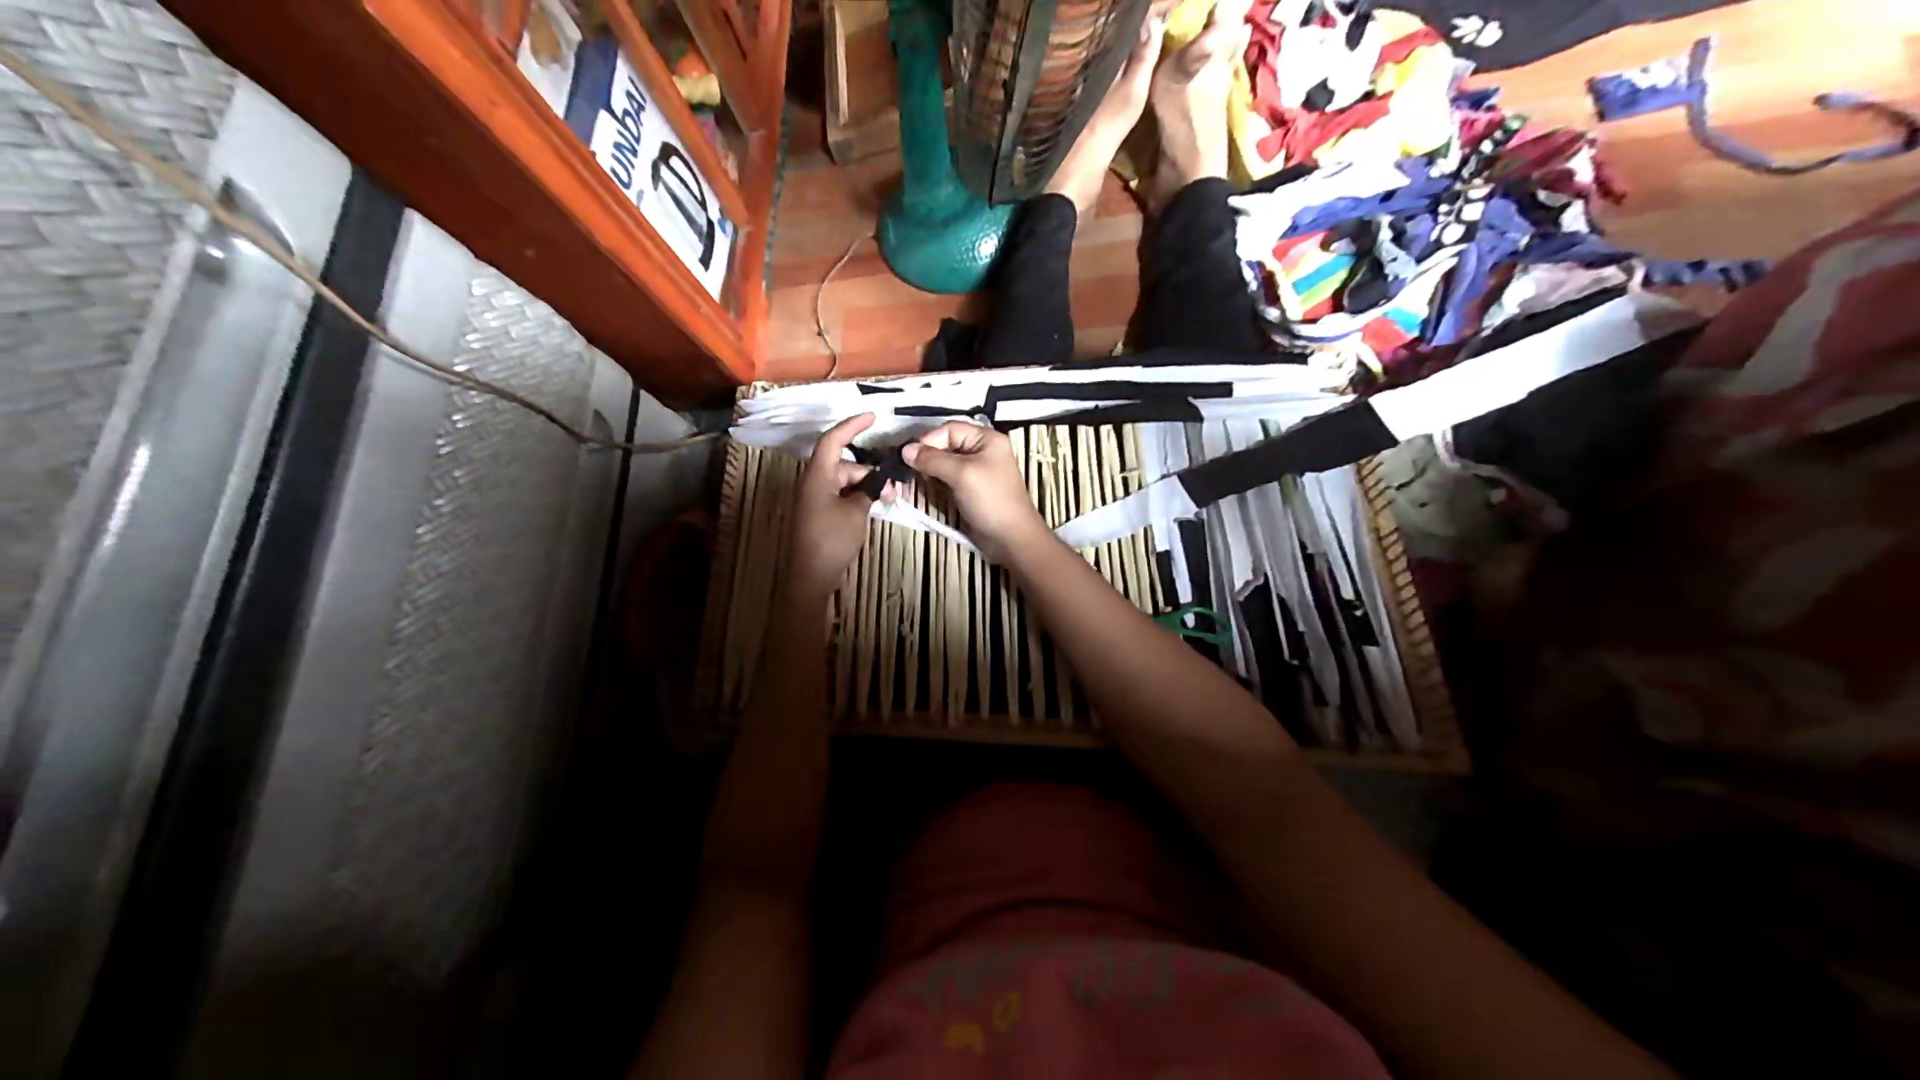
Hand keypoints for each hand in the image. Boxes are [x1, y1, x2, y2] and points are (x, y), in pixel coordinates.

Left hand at [789, 413, 895, 602]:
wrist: (811, 576)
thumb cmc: (831, 539)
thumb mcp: (857, 512)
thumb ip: (869, 490)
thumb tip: (879, 482)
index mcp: (817, 476)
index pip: (833, 440)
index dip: (852, 426)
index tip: (873, 417)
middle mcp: (813, 482)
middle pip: (844, 464)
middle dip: (870, 472)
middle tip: (893, 488)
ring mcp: (815, 499)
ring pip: (845, 481)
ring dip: (866, 486)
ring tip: (887, 500)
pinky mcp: (819, 513)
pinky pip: (841, 495)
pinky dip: (858, 497)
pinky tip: (874, 507)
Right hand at [902, 421, 1050, 562]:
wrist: (1011, 538)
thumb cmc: (990, 500)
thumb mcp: (961, 474)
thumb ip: (933, 459)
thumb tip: (905, 449)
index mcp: (986, 439)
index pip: (949, 429)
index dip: (928, 440)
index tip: (908, 456)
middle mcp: (982, 451)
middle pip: (946, 445)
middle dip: (926, 456)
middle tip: (908, 470)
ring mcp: (976, 471)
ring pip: (944, 464)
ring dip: (928, 471)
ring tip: (913, 481)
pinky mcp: (971, 489)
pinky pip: (948, 480)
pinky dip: (935, 483)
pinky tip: (925, 489)